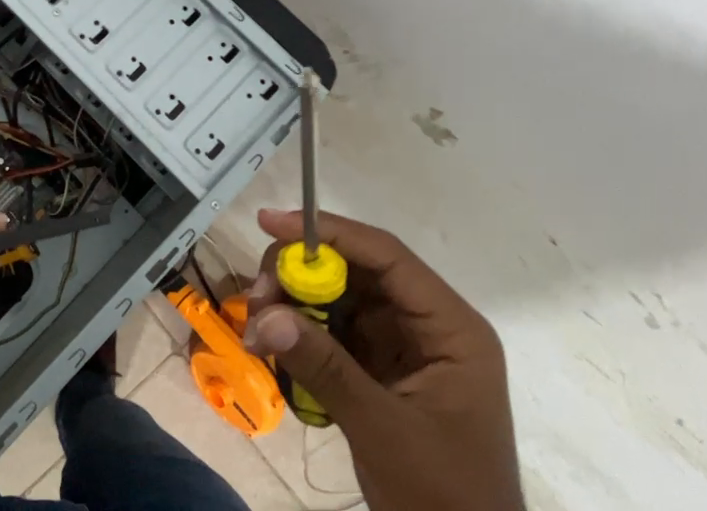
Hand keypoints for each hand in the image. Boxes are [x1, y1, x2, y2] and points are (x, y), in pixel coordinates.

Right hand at [244, 209, 522, 510]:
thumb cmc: (444, 492)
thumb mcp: (384, 428)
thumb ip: (325, 368)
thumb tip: (263, 317)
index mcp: (450, 328)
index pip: (386, 257)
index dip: (329, 233)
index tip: (270, 222)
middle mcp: (426, 326)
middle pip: (354, 273)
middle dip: (300, 276)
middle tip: (256, 298)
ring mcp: (402, 346)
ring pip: (336, 300)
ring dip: (293, 306)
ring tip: (257, 330)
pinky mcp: (378, 369)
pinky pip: (331, 331)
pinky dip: (299, 334)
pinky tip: (272, 347)